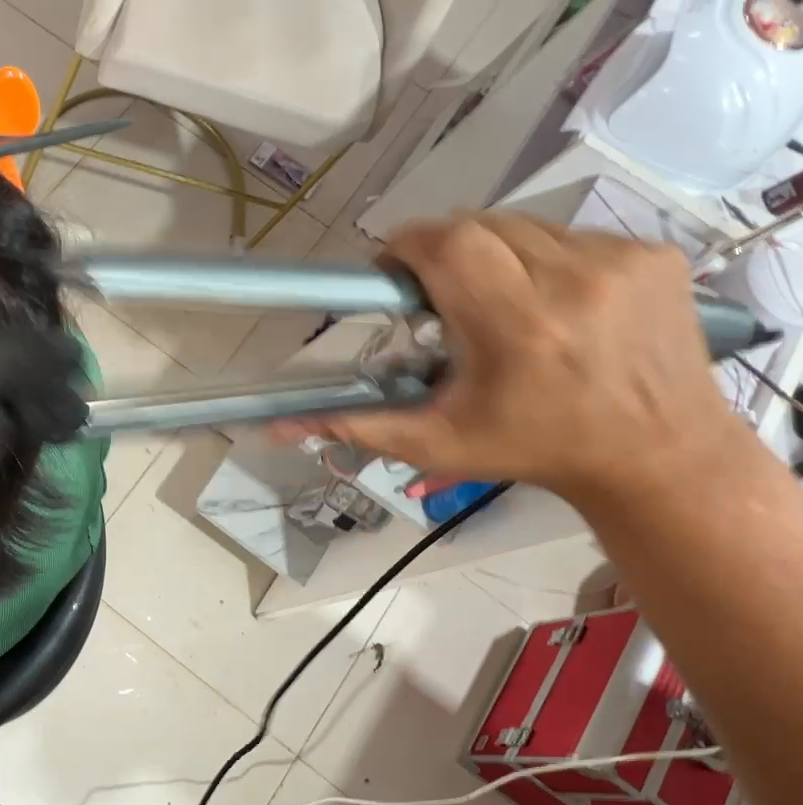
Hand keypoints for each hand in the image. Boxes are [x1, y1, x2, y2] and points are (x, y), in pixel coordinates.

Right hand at [294, 215, 741, 502]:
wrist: (654, 451)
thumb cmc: (531, 449)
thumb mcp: (432, 444)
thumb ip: (352, 426)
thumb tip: (276, 427)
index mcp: (517, 327)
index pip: (450, 244)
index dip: (406, 245)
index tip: (387, 271)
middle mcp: (575, 280)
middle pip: (480, 227)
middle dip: (441, 250)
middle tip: (428, 293)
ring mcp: (622, 260)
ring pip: (523, 227)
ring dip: (487, 253)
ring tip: (484, 301)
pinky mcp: (654, 254)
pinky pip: (568, 235)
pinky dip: (536, 258)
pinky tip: (540, 301)